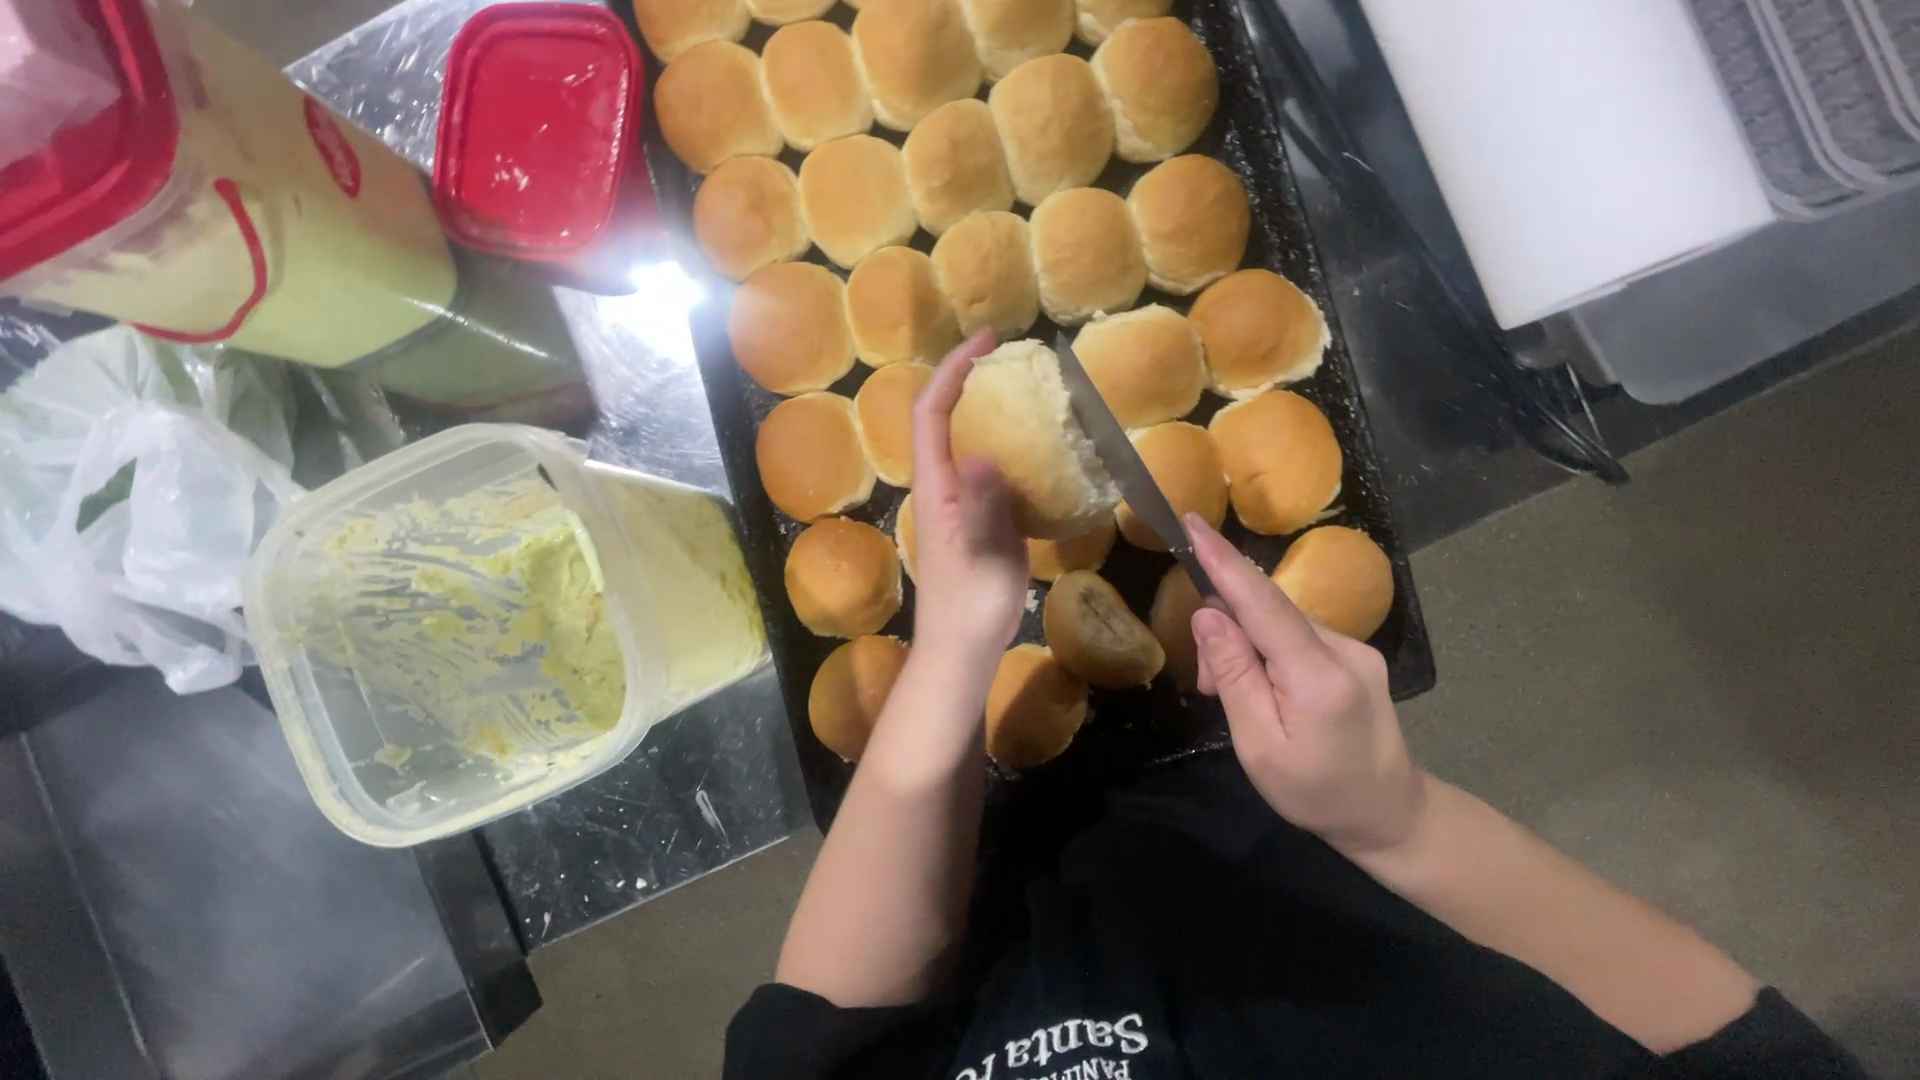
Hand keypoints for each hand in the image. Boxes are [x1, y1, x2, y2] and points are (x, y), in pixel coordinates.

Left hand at [909, 331, 1028, 663]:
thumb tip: (983, 455)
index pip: (931, 414)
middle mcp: (943, 486)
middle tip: (1013, 359)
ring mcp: (962, 504)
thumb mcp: (980, 554)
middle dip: (971, 380)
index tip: (986, 341)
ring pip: (970, 442)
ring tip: (1032, 391)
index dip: (952, 371)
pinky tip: (1045, 449)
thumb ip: (981, 506)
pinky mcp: (982, 520)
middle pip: (946, 419)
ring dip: (993, 411)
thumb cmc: (969, 603)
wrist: (963, 648)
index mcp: (935, 486)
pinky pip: (994, 471)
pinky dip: (1014, 448)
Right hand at [1185, 514, 1425, 855]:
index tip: (1192, 523)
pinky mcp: (1356, 656)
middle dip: (1224, 631)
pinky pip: (1296, 637)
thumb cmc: (1315, 793)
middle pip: (1266, 613)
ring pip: (1279, 624)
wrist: (1390, 816)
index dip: (1224, 563)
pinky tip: (1262, 691)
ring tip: (1232, 699)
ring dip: (1244, 647)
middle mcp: (1344, 649)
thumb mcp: (1259, 747)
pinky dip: (1266, 653)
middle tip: (1205, 688)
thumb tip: (1208, 614)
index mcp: (1319, 676)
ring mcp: (1356, 650)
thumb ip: (1234, 676)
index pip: (1262, 604)